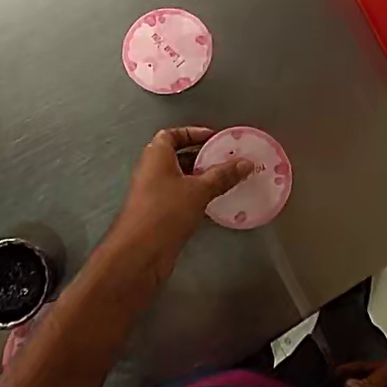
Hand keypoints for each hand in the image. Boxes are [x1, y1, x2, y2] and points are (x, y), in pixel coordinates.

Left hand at [102, 127, 252, 285]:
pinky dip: (199, 198)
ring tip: (229, 180)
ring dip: (203, 179)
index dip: (193, 133)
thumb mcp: (199, 190)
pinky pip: (183, 199)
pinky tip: (218, 203)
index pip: (172, 135)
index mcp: (156, 156)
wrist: (140, 254)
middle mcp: (153, 172)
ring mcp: (155, 194)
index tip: (214, 138)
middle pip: (179, 157)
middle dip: (203, 157)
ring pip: (182, 180)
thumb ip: (223, 175)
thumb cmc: (165, 212)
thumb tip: (245, 163)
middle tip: (227, 159)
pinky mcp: (161, 215)